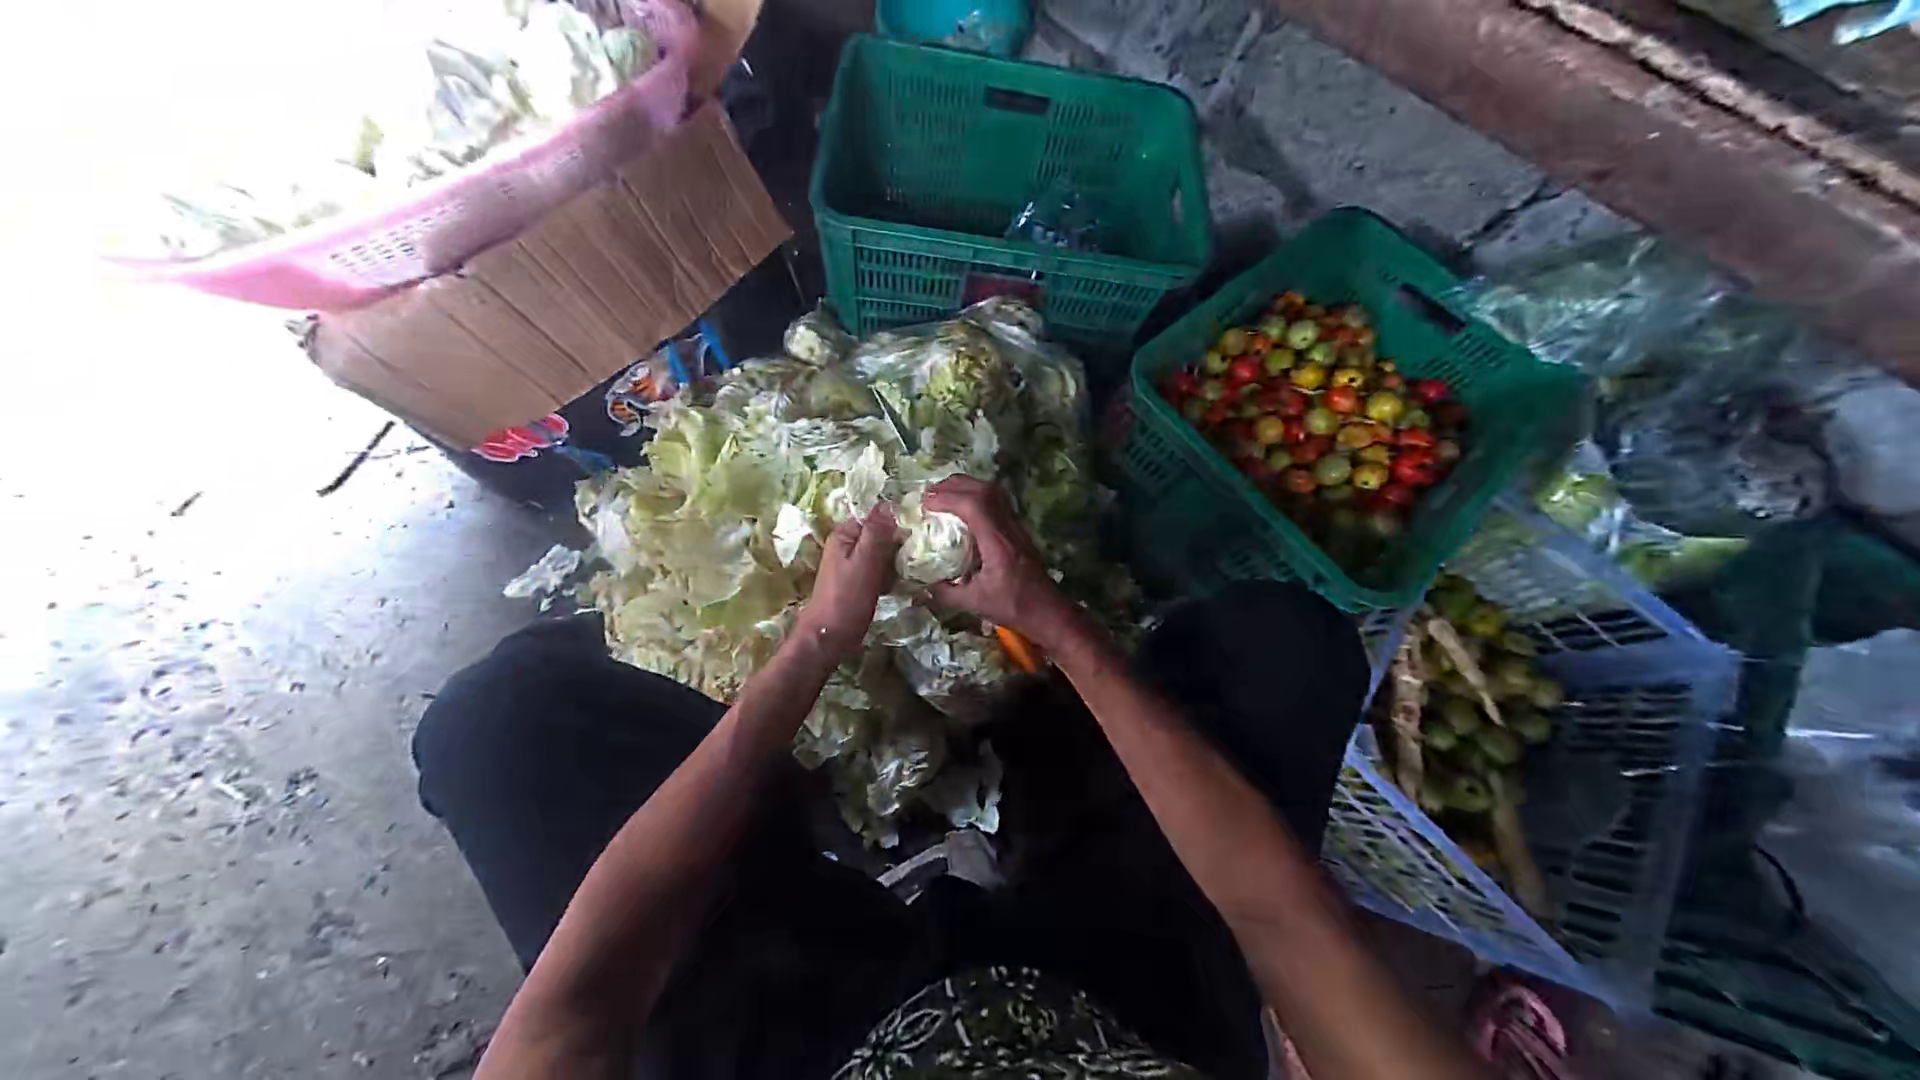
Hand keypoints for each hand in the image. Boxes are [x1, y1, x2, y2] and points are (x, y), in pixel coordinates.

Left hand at [794, 503, 898, 659]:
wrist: (831, 636)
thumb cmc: (847, 597)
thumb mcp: (864, 560)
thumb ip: (876, 532)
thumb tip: (887, 503)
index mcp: (845, 534)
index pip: (875, 516)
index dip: (895, 523)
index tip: (914, 533)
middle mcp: (848, 545)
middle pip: (881, 534)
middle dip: (897, 545)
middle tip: (910, 558)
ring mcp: (854, 564)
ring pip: (884, 553)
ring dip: (896, 562)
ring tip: (905, 573)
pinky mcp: (861, 581)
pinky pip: (881, 570)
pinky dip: (890, 576)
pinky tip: (898, 585)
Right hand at [923, 476, 1076, 645]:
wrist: (1048, 611)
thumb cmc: (1014, 607)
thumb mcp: (974, 604)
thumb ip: (945, 593)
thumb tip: (920, 584)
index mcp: (998, 544)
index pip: (975, 506)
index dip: (948, 497)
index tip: (925, 503)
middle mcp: (1009, 528)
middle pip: (984, 491)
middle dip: (954, 486)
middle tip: (929, 495)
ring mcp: (1016, 526)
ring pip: (993, 492)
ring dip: (967, 487)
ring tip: (943, 495)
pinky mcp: (1018, 530)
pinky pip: (997, 501)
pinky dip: (977, 496)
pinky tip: (963, 508)